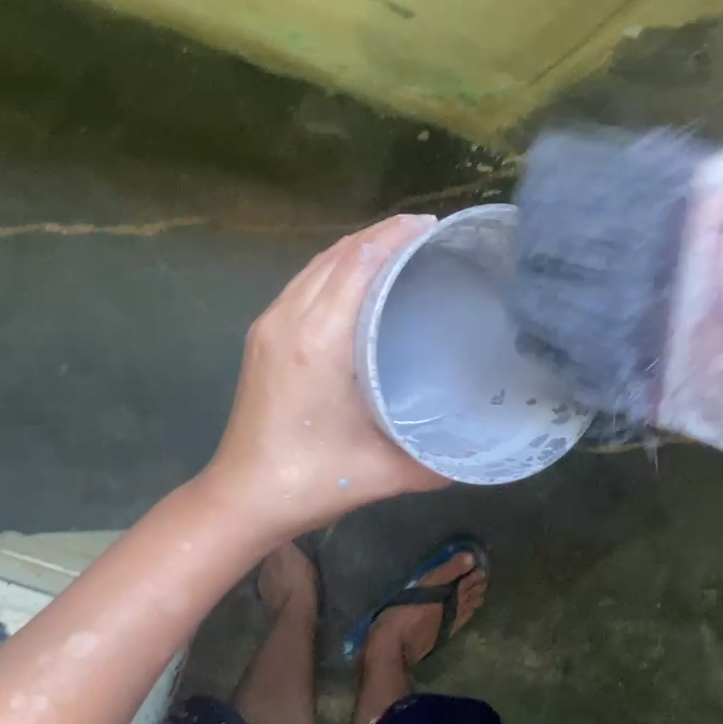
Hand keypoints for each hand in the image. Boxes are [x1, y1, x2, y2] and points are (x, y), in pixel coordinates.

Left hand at [197, 214, 449, 542]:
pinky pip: (302, 283)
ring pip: (316, 265)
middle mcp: (289, 319)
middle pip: (337, 254)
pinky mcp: (261, 335)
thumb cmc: (310, 481)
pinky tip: (359, 281)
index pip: (357, 262)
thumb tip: (481, 448)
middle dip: (381, 234)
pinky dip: (335, 268)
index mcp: (318, 340)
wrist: (241, 496)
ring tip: (398, 248)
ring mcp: (269, 324)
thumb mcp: (385, 472)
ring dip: (356, 249)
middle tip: (426, 234)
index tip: (432, 227)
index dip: (394, 235)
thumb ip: (438, 461)